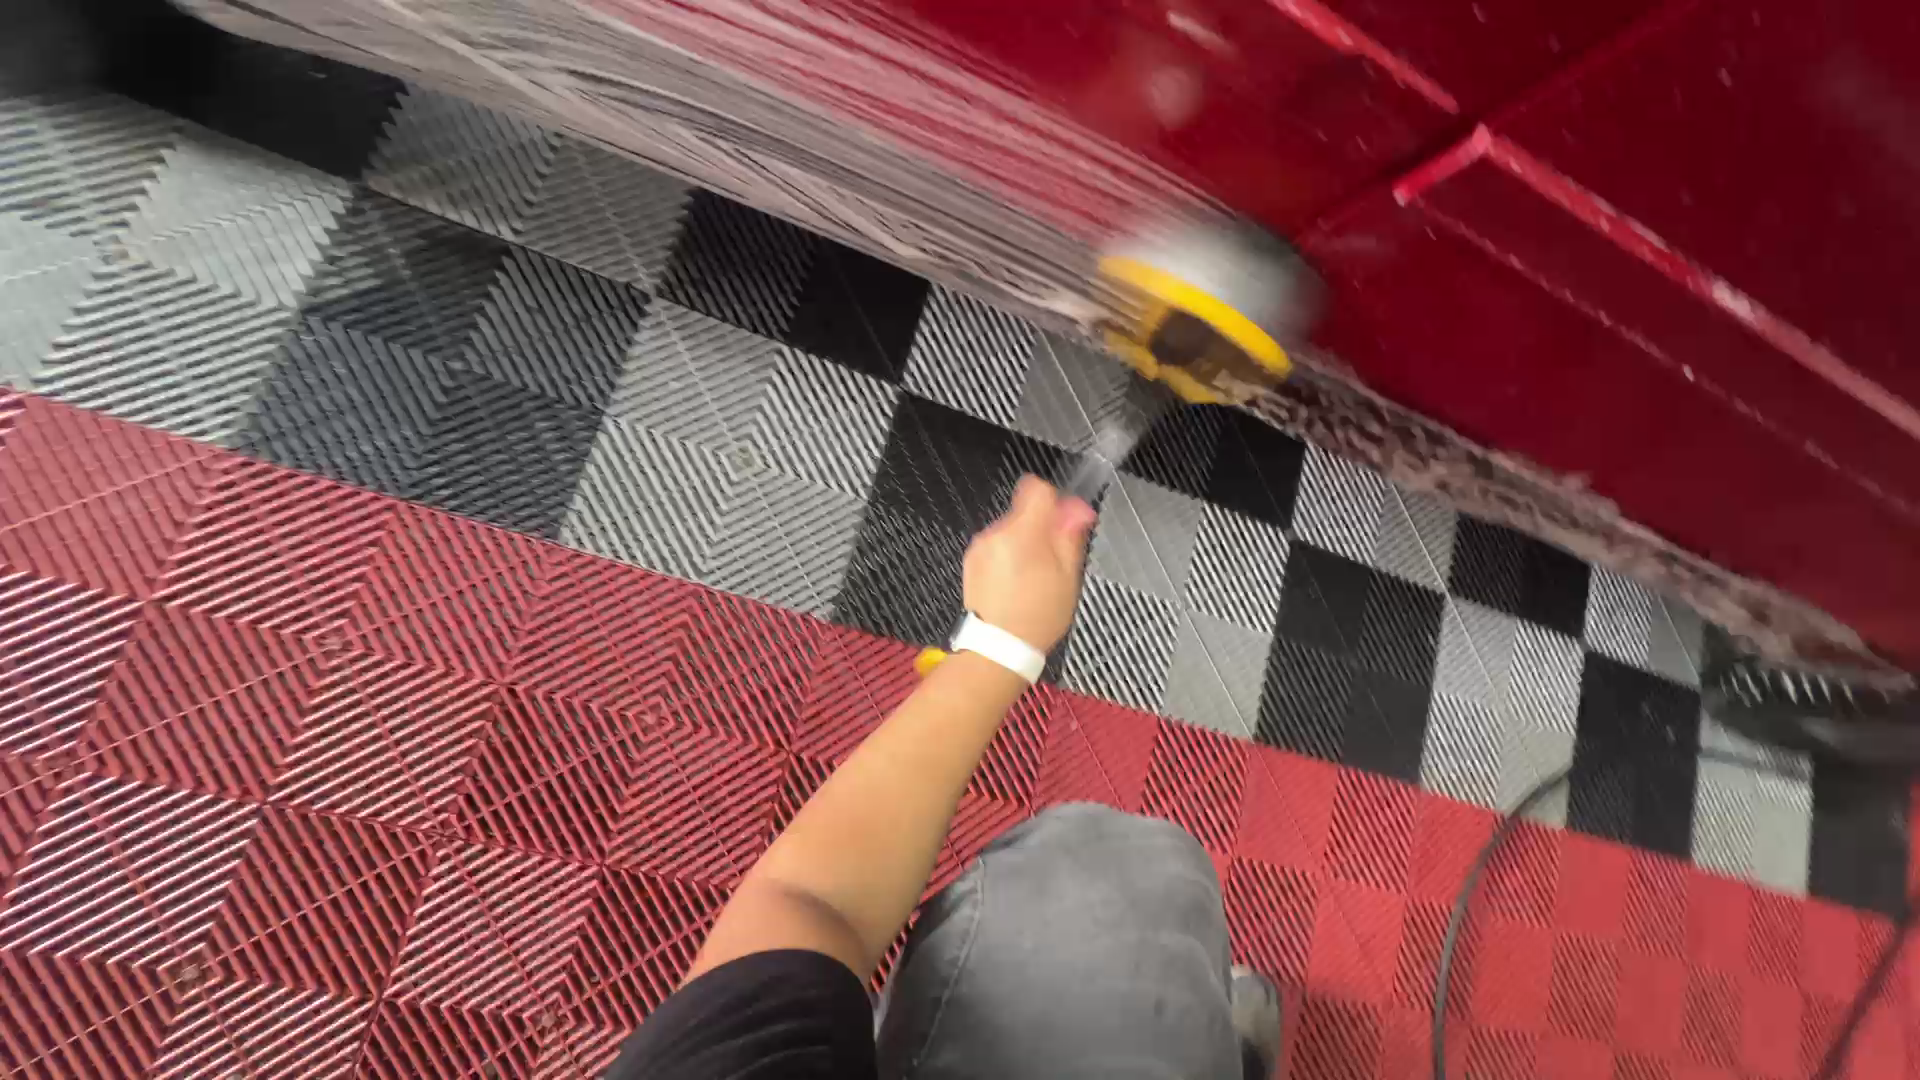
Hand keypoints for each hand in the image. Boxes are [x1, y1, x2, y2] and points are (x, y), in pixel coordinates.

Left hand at [962, 476, 1097, 651]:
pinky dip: (1008, 557)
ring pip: (1010, 530)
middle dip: (1041, 529)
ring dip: (1024, 544)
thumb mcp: (1067, 577)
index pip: (1037, 489)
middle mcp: (996, 533)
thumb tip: (1078, 509)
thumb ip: (1070, 536)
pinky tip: (1016, 584)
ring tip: (1034, 579)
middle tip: (1055, 561)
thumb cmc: (1037, 616)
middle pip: (1024, 512)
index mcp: (1023, 533)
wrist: (997, 648)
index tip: (1064, 521)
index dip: (1055, 500)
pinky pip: (996, 546)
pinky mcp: (971, 560)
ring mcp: (980, 547)